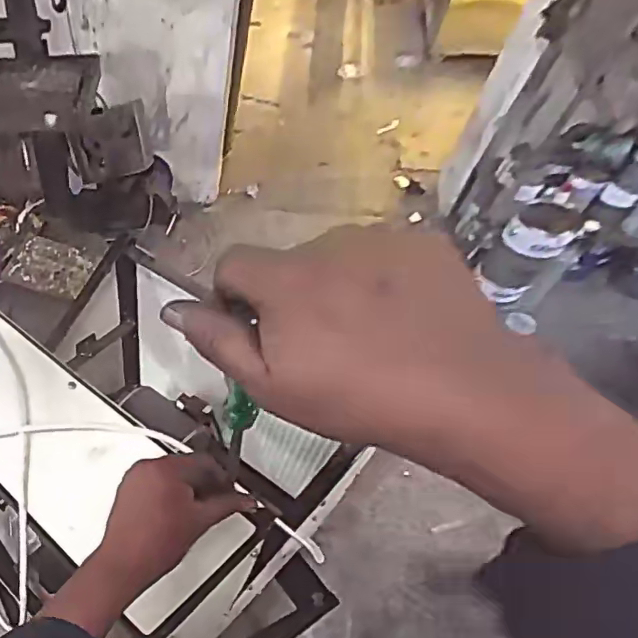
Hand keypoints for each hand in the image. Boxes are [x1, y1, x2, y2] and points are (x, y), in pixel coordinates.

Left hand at [39, 454, 255, 637]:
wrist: (125, 564)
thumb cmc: (152, 546)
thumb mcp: (200, 521)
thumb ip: (226, 505)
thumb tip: (243, 500)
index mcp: (164, 469)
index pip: (204, 461)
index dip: (223, 478)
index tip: (231, 490)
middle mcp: (145, 468)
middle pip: (186, 466)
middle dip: (205, 483)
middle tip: (220, 500)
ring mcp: (134, 478)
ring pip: (170, 475)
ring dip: (187, 488)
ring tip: (198, 510)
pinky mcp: (127, 490)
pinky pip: (154, 483)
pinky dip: (168, 492)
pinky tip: (177, 512)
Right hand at [161, 225, 637, 553]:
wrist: (463, 393)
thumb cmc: (351, 398)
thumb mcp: (268, 385)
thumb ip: (216, 341)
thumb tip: (174, 308)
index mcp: (283, 280)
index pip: (230, 263)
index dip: (231, 298)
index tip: (253, 335)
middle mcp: (326, 244)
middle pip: (282, 263)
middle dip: (282, 297)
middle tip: (312, 349)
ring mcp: (380, 239)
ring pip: (329, 258)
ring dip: (328, 288)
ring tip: (360, 336)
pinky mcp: (424, 242)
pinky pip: (376, 255)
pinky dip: (373, 280)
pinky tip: (394, 319)